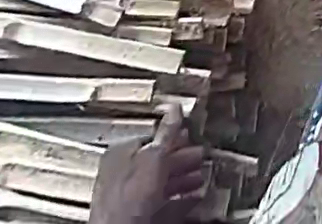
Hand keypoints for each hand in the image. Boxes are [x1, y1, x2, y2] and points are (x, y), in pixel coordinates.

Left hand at [89, 105, 207, 223]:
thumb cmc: (130, 197)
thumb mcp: (154, 157)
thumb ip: (167, 133)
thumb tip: (175, 108)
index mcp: (120, 156)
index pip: (150, 138)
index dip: (173, 136)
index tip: (190, 135)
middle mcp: (121, 176)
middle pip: (157, 162)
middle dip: (182, 158)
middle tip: (200, 155)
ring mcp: (129, 200)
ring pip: (161, 184)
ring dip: (183, 179)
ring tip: (201, 177)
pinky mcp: (138, 218)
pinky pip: (163, 204)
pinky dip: (179, 200)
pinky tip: (194, 198)